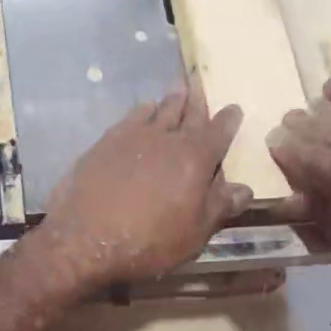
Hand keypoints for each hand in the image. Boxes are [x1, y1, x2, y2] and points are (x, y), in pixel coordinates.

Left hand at [36, 83, 250, 286]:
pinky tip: (140, 113)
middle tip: (200, 88)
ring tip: (176, 94)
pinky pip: (129, 118)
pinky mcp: (103, 143)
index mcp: (196, 158)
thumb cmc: (148, 242)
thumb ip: (219, 207)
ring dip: (169, 102)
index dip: (228, 120)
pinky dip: (140, 112)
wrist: (84, 240)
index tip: (233, 110)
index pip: (219, 131)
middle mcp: (166, 138)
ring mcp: (132, 136)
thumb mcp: (193, 233)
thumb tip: (245, 189)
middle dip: (197, 101)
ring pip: (157, 110)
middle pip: (187, 112)